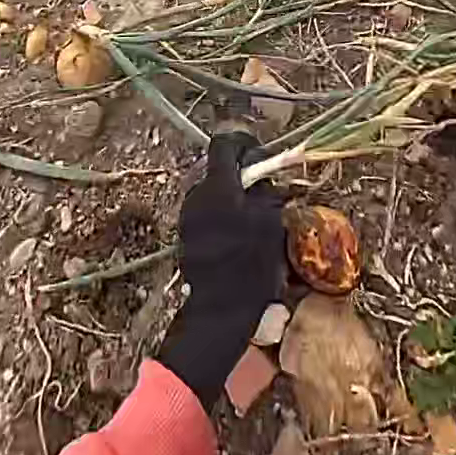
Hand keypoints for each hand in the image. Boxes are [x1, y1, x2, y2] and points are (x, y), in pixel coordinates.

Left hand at [156, 131, 284, 407]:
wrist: (220, 310)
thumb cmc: (250, 263)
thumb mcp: (270, 222)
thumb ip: (265, 192)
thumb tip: (264, 177)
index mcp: (218, 186)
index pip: (224, 144)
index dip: (244, 144)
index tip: (262, 155)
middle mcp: (196, 195)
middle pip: (219, 169)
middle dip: (243, 174)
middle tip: (266, 190)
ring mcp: (187, 216)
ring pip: (214, 191)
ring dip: (234, 195)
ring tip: (256, 216)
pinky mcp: (185, 235)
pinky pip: (207, 211)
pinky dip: (224, 214)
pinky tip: (240, 234)